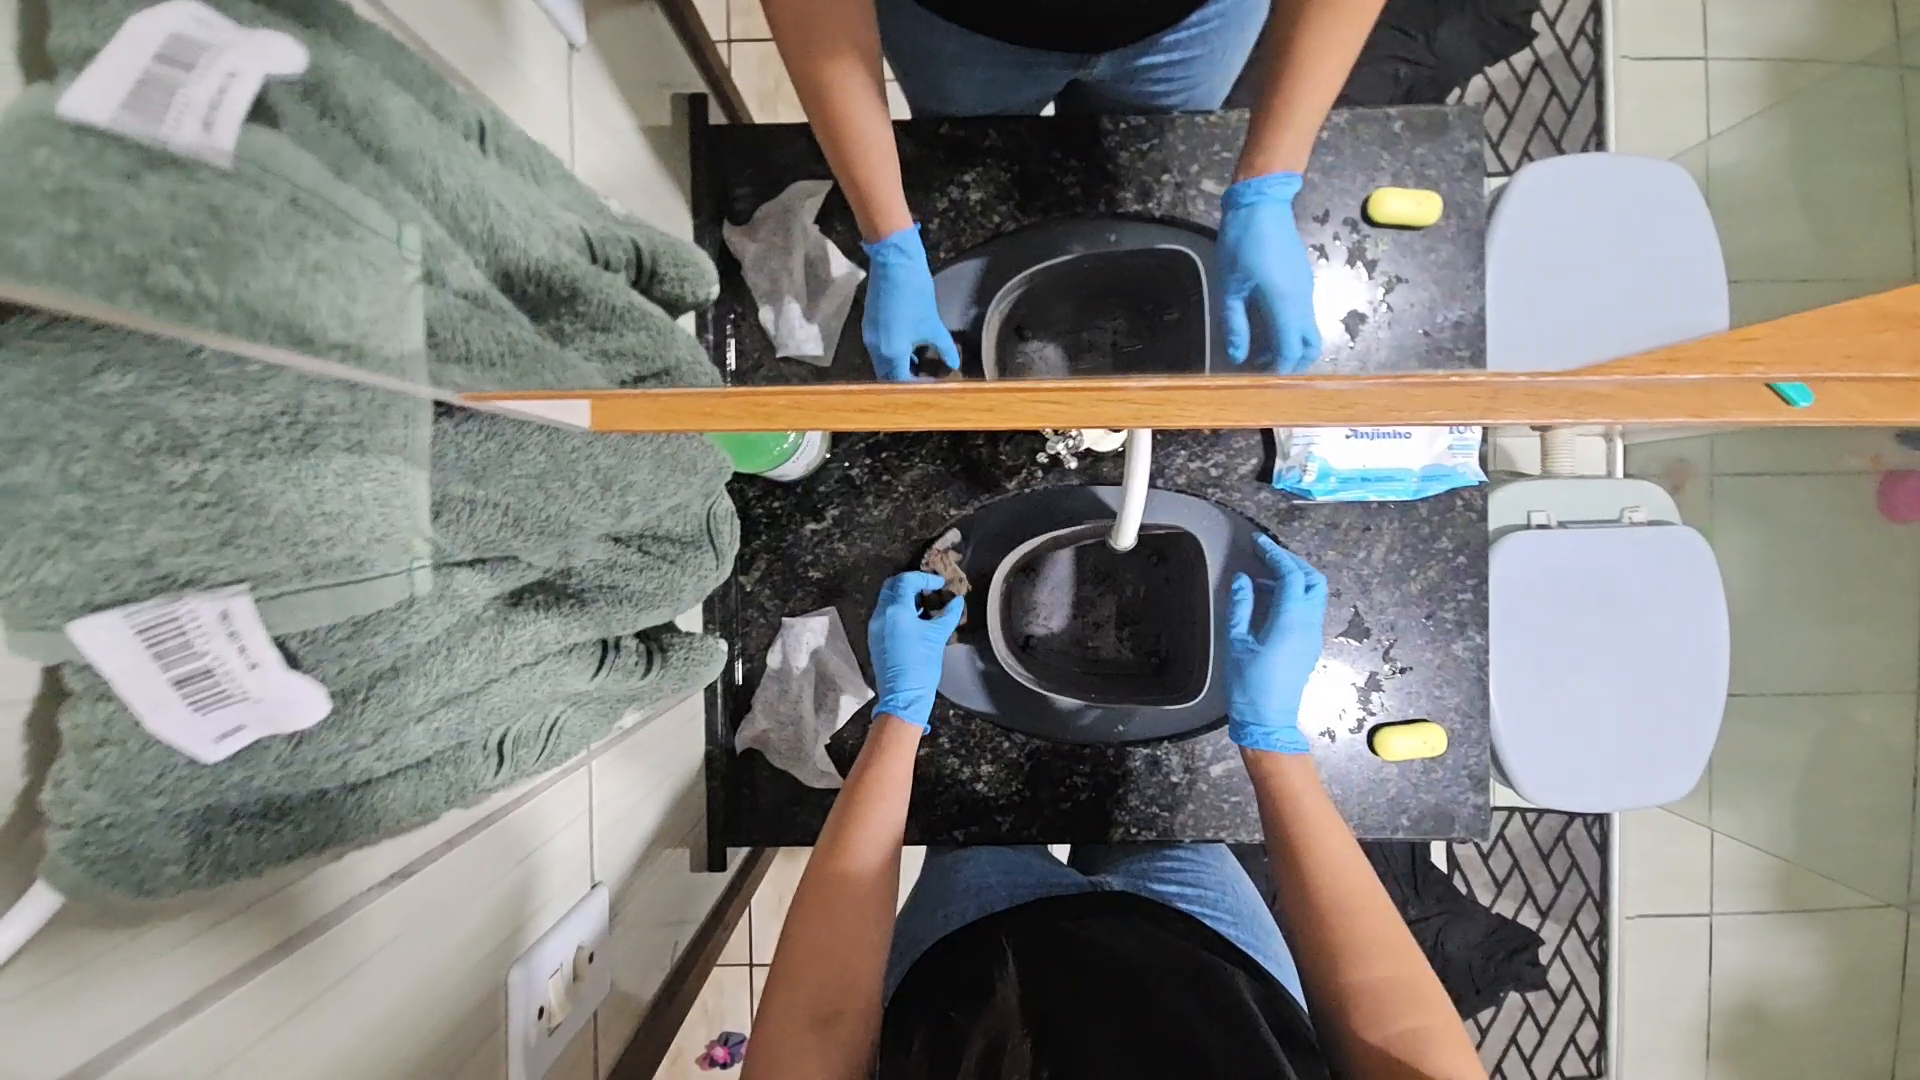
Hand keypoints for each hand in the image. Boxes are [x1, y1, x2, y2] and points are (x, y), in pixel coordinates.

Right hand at [861, 225, 960, 380]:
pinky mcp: (869, 325)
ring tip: (920, 363)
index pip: (900, 382)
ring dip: (899, 366)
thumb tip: (954, 364)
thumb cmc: (915, 293)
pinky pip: (880, 349)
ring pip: (883, 363)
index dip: (916, 387)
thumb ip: (945, 348)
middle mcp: (875, 349)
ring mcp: (869, 337)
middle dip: (905, 379)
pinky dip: (893, 354)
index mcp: (891, 352)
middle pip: (888, 376)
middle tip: (925, 378)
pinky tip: (909, 347)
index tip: (931, 385)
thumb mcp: (934, 324)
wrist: (894, 261)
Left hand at [868, 571, 963, 730]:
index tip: (940, 583)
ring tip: (925, 603)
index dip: (924, 578)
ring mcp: (875, 627)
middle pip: (892, 586)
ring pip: (887, 600)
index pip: (906, 581)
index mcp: (895, 610)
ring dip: (904, 596)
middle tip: (930, 588)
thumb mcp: (938, 636)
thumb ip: (949, 614)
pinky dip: (899, 609)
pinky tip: (915, 619)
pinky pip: (885, 614)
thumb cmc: (921, 665)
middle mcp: (881, 614)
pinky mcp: (875, 638)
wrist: (903, 695)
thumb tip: (957, 601)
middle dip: (911, 583)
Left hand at [1218, 173, 1321, 373]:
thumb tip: (1239, 358)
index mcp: (1285, 303)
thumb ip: (1235, 325)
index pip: (1290, 350)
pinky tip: (1263, 335)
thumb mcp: (1231, 288)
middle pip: (1310, 346)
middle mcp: (1302, 300)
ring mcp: (1306, 291)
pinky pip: (1302, 319)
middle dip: (1290, 366)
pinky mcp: (1302, 284)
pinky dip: (1288, 334)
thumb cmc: (1242, 244)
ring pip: (1307, 333)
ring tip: (1257, 358)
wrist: (1263, 206)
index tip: (1260, 384)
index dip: (1278, 372)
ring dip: (1287, 350)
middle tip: (1262, 375)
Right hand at [1226, 535, 1328, 753]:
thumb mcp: (1237, 641)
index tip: (1258, 543)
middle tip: (1267, 554)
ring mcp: (1313, 635)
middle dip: (1292, 561)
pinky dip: (1293, 594)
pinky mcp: (1309, 644)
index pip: (1291, 575)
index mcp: (1291, 621)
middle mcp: (1309, 624)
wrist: (1267, 718)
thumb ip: (1242, 606)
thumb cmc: (1248, 682)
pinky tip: (1269, 598)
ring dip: (1294, 577)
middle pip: (1313, 580)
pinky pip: (1308, 609)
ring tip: (1264, 575)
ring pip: (1314, 594)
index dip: (1276, 554)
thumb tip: (1243, 580)